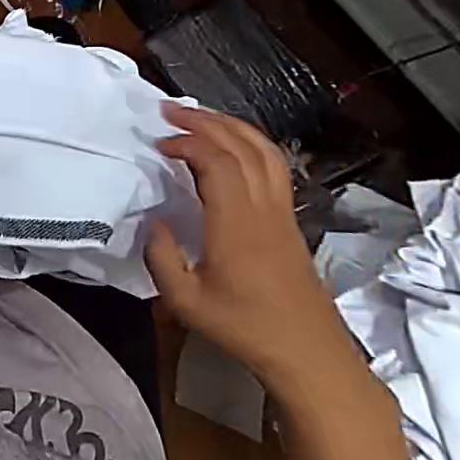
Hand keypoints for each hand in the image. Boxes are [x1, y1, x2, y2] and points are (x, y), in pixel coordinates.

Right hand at [146, 103, 358, 387]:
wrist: (306, 349)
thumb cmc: (245, 327)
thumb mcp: (187, 303)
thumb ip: (162, 259)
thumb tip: (154, 221)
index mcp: (236, 223)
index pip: (215, 162)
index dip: (187, 143)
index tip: (161, 146)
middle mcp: (262, 205)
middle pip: (238, 144)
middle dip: (203, 120)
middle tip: (171, 109)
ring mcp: (281, 207)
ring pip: (261, 147)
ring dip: (229, 124)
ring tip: (200, 115)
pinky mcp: (289, 215)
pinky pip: (273, 162)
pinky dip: (251, 140)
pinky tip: (234, 142)